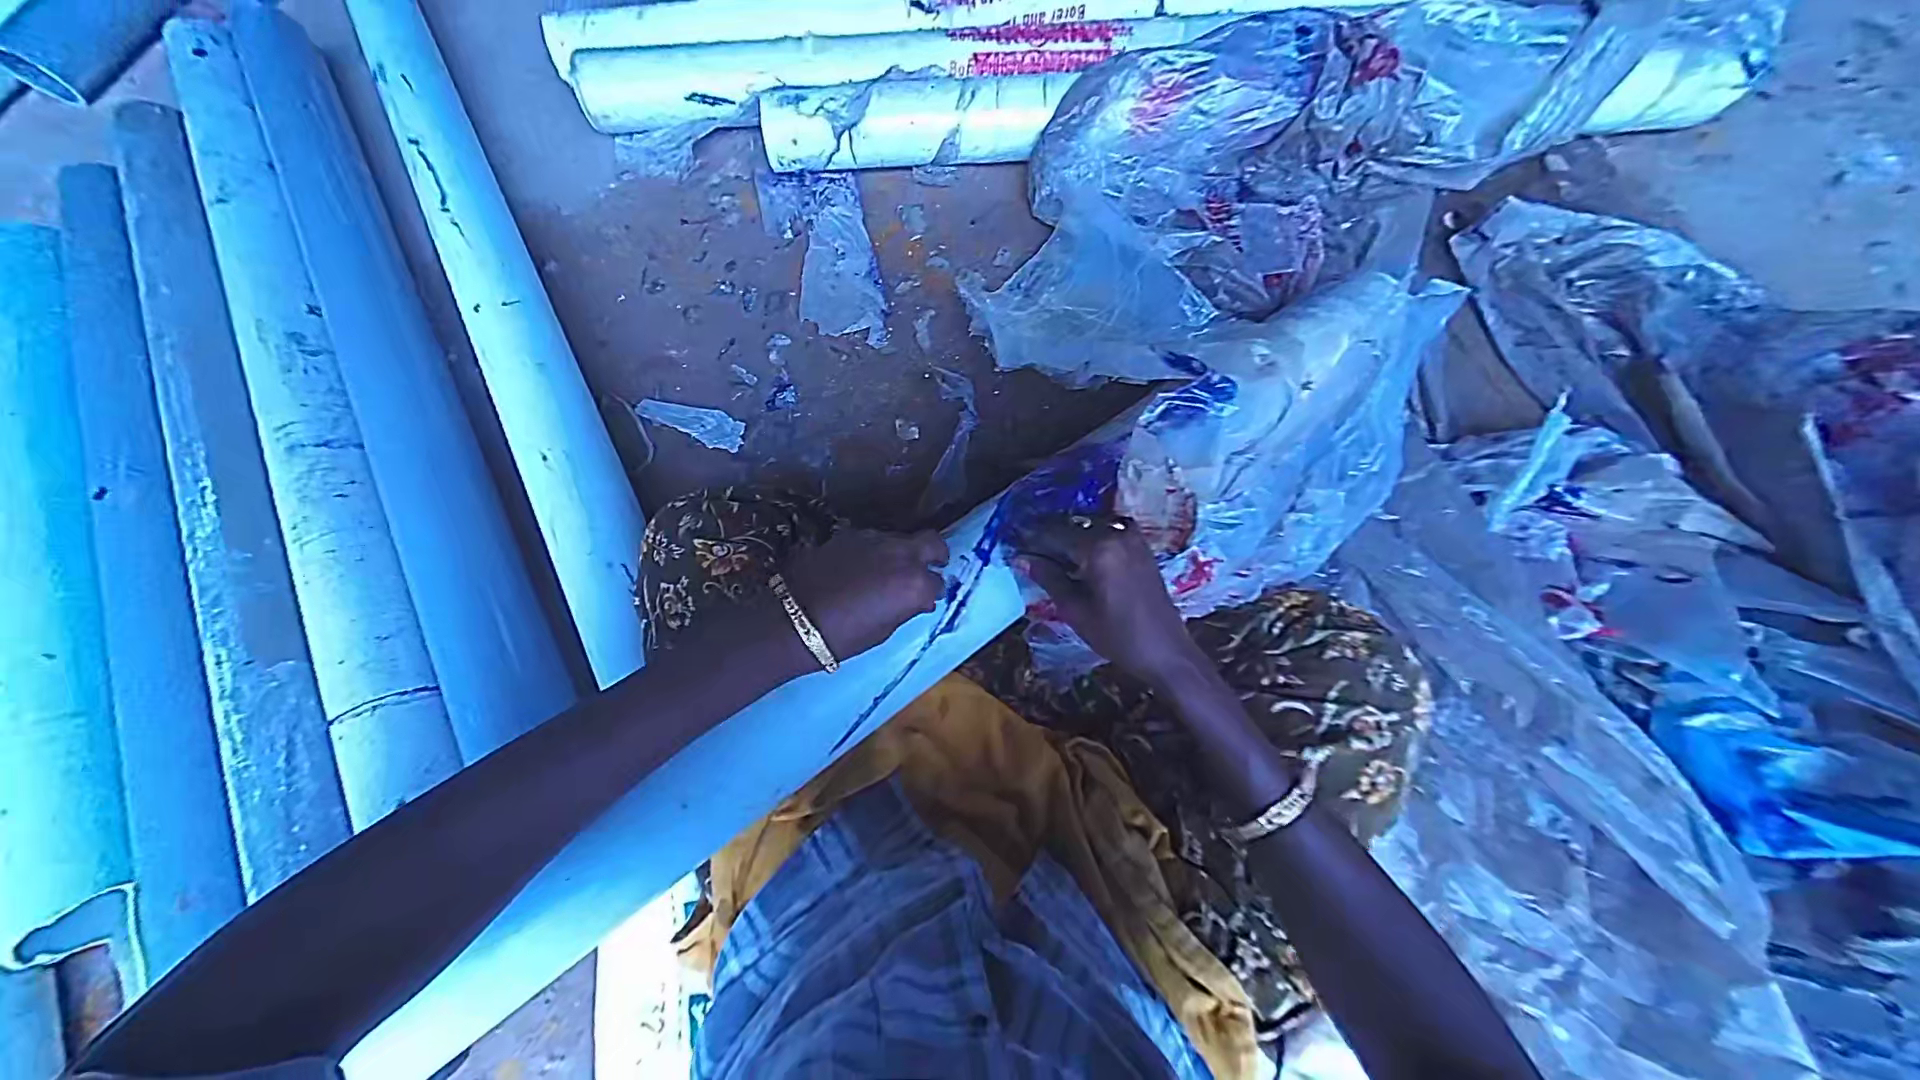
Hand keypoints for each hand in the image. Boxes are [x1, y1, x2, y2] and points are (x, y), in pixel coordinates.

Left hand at [781, 528, 948, 664]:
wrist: (794, 619)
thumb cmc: (845, 636)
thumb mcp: (885, 629)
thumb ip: (907, 608)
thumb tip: (920, 599)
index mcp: (915, 582)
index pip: (938, 582)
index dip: (934, 591)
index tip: (929, 597)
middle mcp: (900, 554)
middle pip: (932, 542)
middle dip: (936, 553)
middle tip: (931, 565)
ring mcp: (874, 539)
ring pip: (900, 538)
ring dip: (902, 552)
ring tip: (890, 570)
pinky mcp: (849, 535)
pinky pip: (873, 539)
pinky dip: (876, 550)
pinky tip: (862, 566)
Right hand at [1013, 514, 1200, 684]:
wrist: (1166, 651)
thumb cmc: (1117, 636)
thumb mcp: (1075, 610)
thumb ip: (1049, 578)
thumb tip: (1021, 558)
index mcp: (1098, 548)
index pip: (1053, 534)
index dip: (1030, 539)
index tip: (1012, 544)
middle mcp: (1116, 533)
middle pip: (1072, 525)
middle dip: (1047, 535)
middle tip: (1026, 549)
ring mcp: (1132, 537)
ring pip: (1090, 524)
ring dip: (1068, 534)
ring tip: (1049, 552)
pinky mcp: (1141, 546)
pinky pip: (1108, 530)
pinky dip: (1090, 536)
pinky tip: (1078, 554)